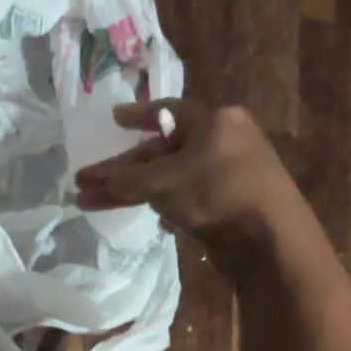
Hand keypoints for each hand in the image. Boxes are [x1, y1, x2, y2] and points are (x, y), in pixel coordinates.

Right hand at [75, 100, 310, 277]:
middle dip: (119, 168)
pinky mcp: (221, 202)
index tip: (113, 118)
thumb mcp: (161, 181)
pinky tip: (132, 213)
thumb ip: (126, 178)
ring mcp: (221, 173)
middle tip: (83, 180)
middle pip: (158, 150)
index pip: (167, 111)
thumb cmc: (216, 193)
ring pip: (164, 177)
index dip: (137, 116)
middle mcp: (220, 142)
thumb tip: (99, 179)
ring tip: (89, 203)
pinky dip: (154, 202)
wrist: (267, 239)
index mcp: (214, 122)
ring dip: (128, 190)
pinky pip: (178, 196)